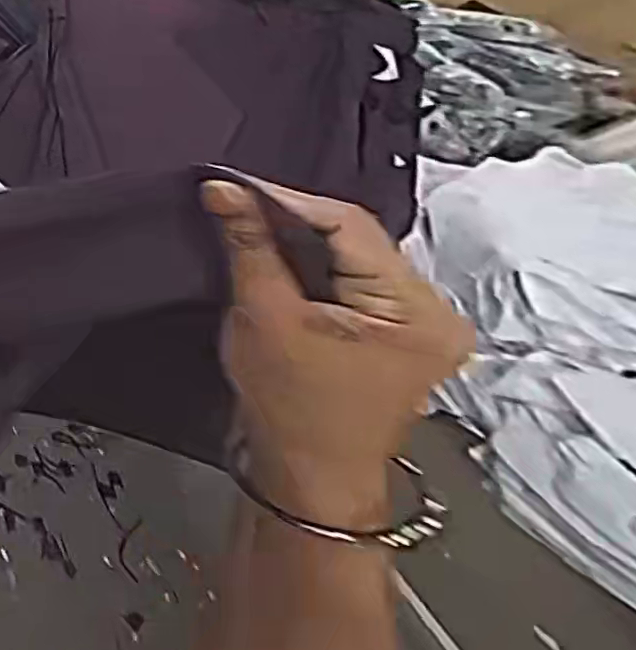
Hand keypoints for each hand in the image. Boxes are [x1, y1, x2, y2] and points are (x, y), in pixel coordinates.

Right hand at [201, 180, 472, 526]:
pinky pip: (335, 276)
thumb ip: (248, 246)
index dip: (284, 198)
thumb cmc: (288, 399)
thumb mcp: (263, 313)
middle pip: (349, 238)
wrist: (302, 467)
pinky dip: (294, 260)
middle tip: (224, 197)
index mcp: (417, 309)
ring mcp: (405, 320)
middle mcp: (426, 309)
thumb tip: (223, 189)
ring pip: (340, 255)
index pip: (349, 226)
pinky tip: (259, 250)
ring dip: (287, 237)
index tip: (226, 182)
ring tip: (235, 218)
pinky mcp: (376, 328)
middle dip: (283, 216)